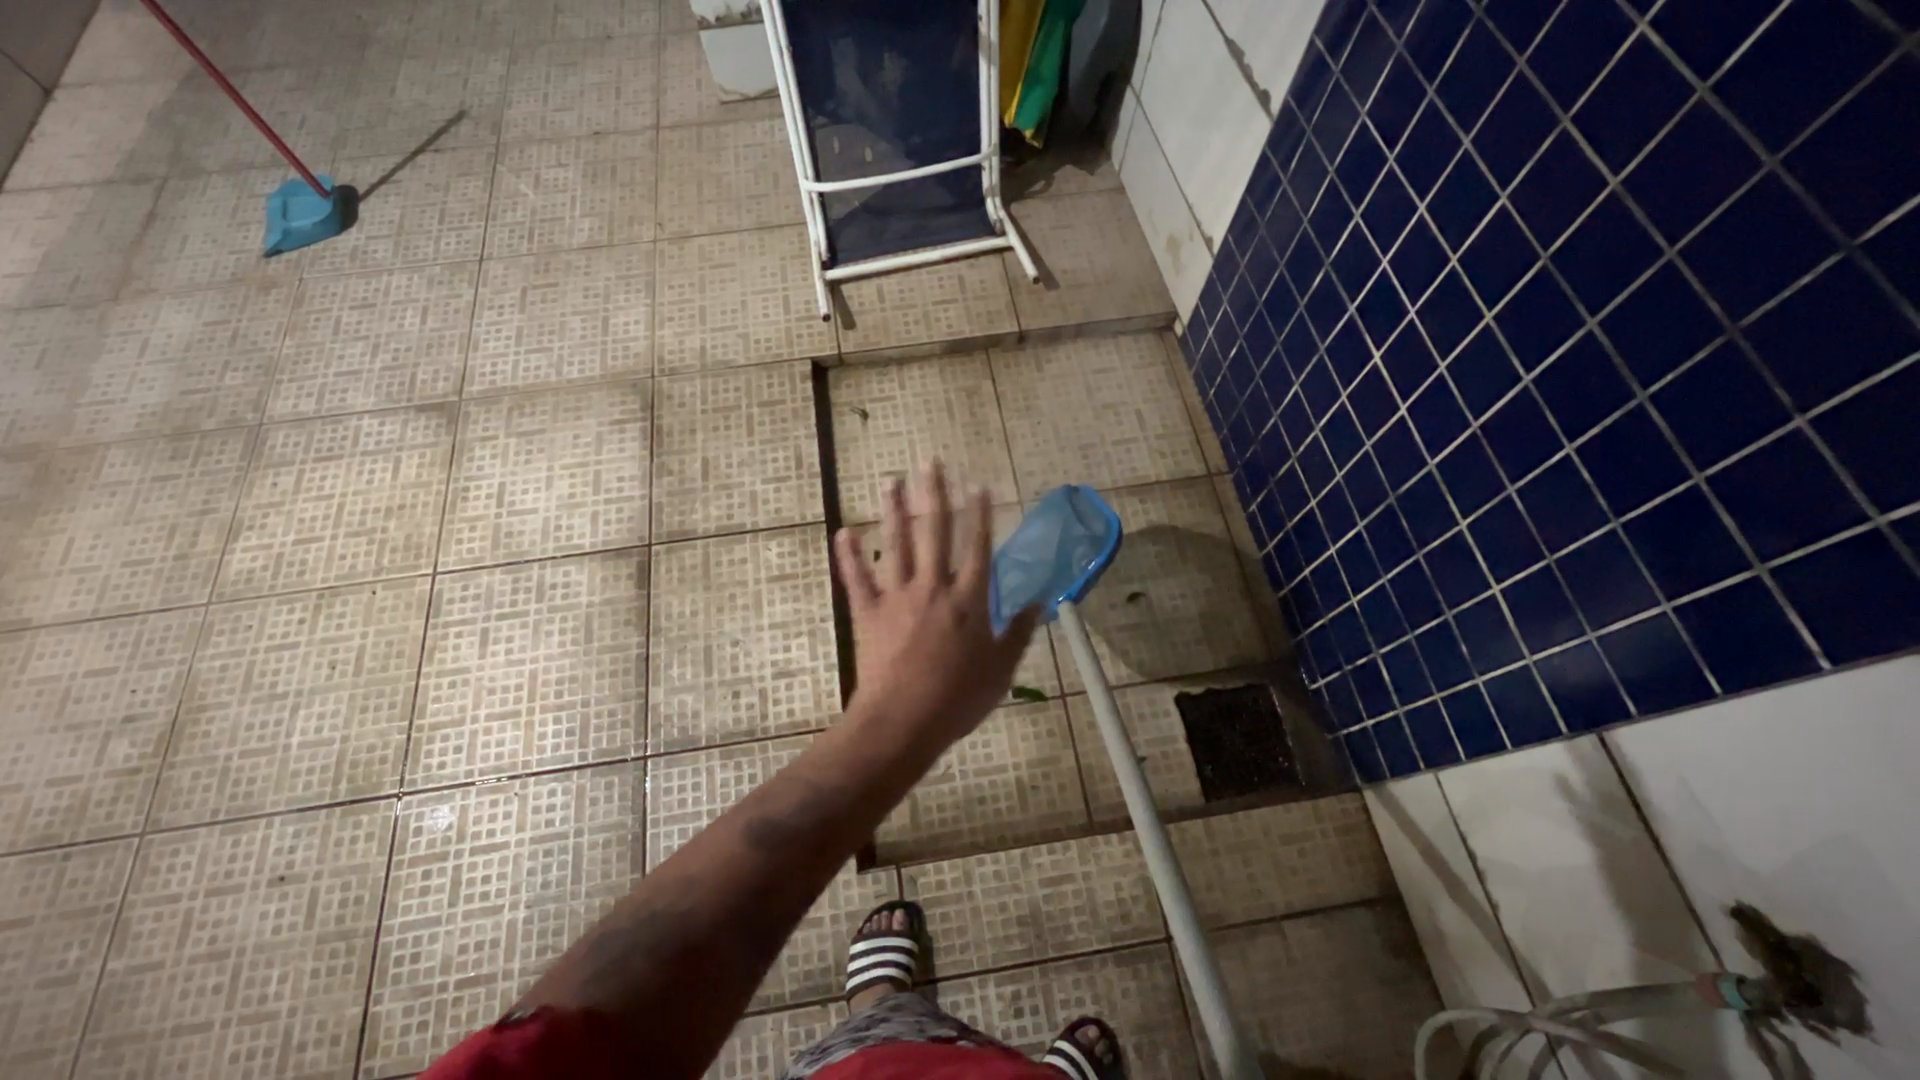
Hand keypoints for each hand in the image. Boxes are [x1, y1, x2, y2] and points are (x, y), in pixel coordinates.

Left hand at [833, 462, 1038, 750]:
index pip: (978, 547)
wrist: (904, 720)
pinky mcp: (868, 613)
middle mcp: (934, 587)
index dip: (980, 514)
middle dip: (935, 494)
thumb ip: (1018, 632)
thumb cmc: (958, 699)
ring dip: (894, 511)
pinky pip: (857, 578)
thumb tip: (1038, 603)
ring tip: (892, 481)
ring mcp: (898, 597)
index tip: (979, 485)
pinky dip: (849, 556)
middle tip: (929, 461)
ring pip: (896, 545)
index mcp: (969, 600)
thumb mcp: (1001, 669)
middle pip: (935, 532)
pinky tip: (843, 531)